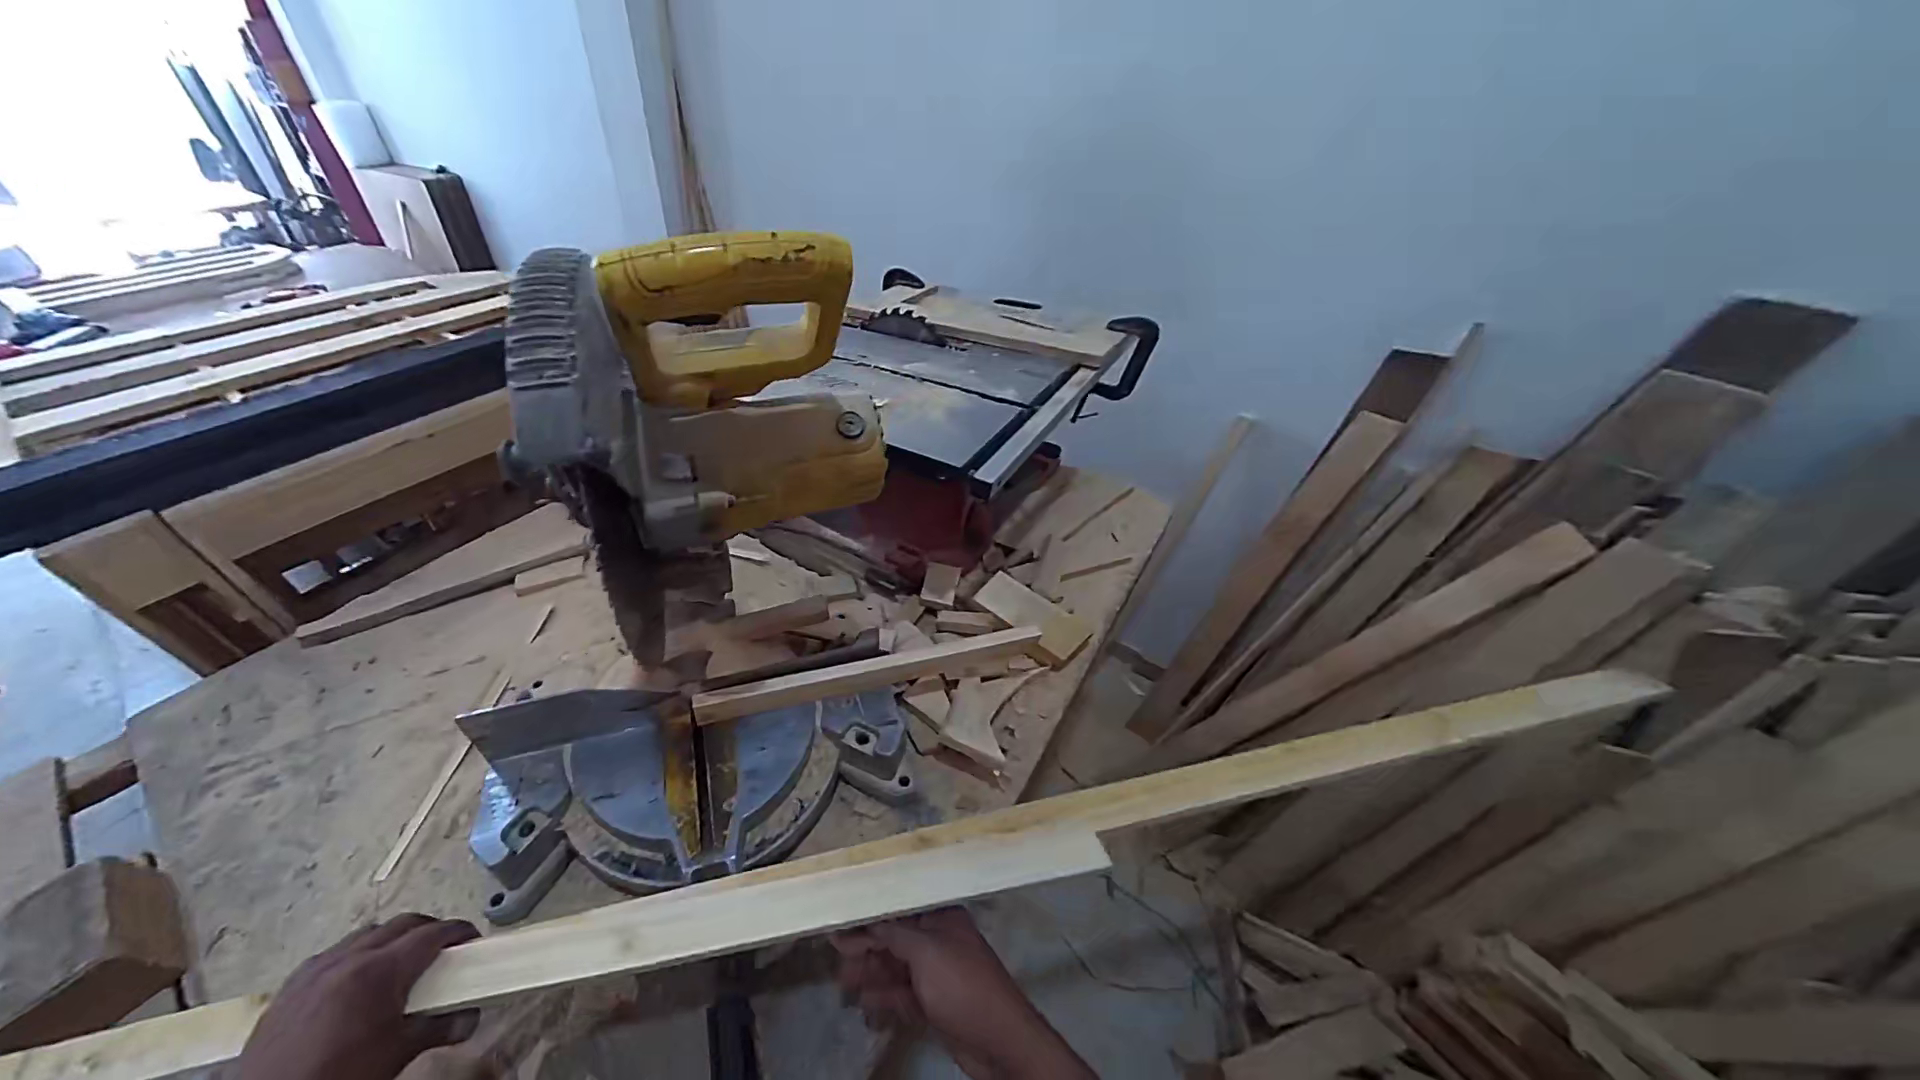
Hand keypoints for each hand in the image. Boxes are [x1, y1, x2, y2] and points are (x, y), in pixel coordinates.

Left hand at [236, 914, 481, 1079]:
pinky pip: (332, 954)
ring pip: (366, 933)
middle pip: (402, 924)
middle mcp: (350, 958)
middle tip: (443, 950)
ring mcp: (315, 970)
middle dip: (429, 930)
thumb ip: (440, 1028)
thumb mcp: (398, 1053)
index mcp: (381, 970)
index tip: (473, 941)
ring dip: (391, 938)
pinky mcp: (289, 988)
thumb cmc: (341, 1075)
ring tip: (399, 962)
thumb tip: (471, 1018)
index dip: (459, 931)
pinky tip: (354, 980)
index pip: (433, 933)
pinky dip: (355, 955)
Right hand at [831, 907, 1093, 1079]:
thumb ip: (892, 934)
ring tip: (844, 983)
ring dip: (871, 974)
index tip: (840, 925)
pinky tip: (865, 1003)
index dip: (870, 917)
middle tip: (837, 959)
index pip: (900, 910)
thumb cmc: (962, 985)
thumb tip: (863, 922)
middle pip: (895, 939)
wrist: (999, 1041)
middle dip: (867, 948)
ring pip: (896, 968)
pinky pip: (903, 994)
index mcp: (942, 918)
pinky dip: (885, 997)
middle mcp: (939, 941)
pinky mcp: (934, 1003)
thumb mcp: (925, 952)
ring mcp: (937, 974)